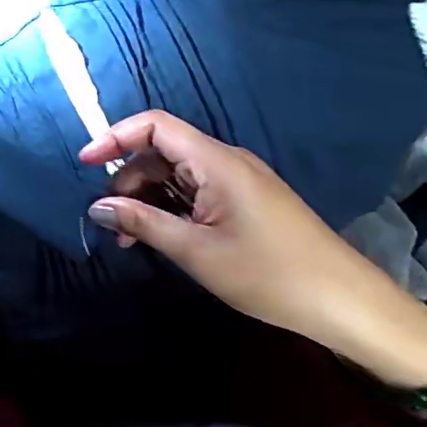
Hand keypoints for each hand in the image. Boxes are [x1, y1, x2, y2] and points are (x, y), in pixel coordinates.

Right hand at [79, 110, 426, 388]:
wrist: (341, 299)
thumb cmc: (267, 273)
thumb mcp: (196, 251)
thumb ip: (143, 224)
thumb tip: (97, 208)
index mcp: (216, 161)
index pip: (155, 126)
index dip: (115, 136)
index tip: (84, 163)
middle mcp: (226, 161)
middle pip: (163, 152)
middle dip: (128, 180)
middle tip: (110, 224)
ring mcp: (238, 180)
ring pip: (178, 175)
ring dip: (148, 200)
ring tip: (131, 239)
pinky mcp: (246, 200)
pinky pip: (197, 191)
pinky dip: (172, 209)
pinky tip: (162, 237)